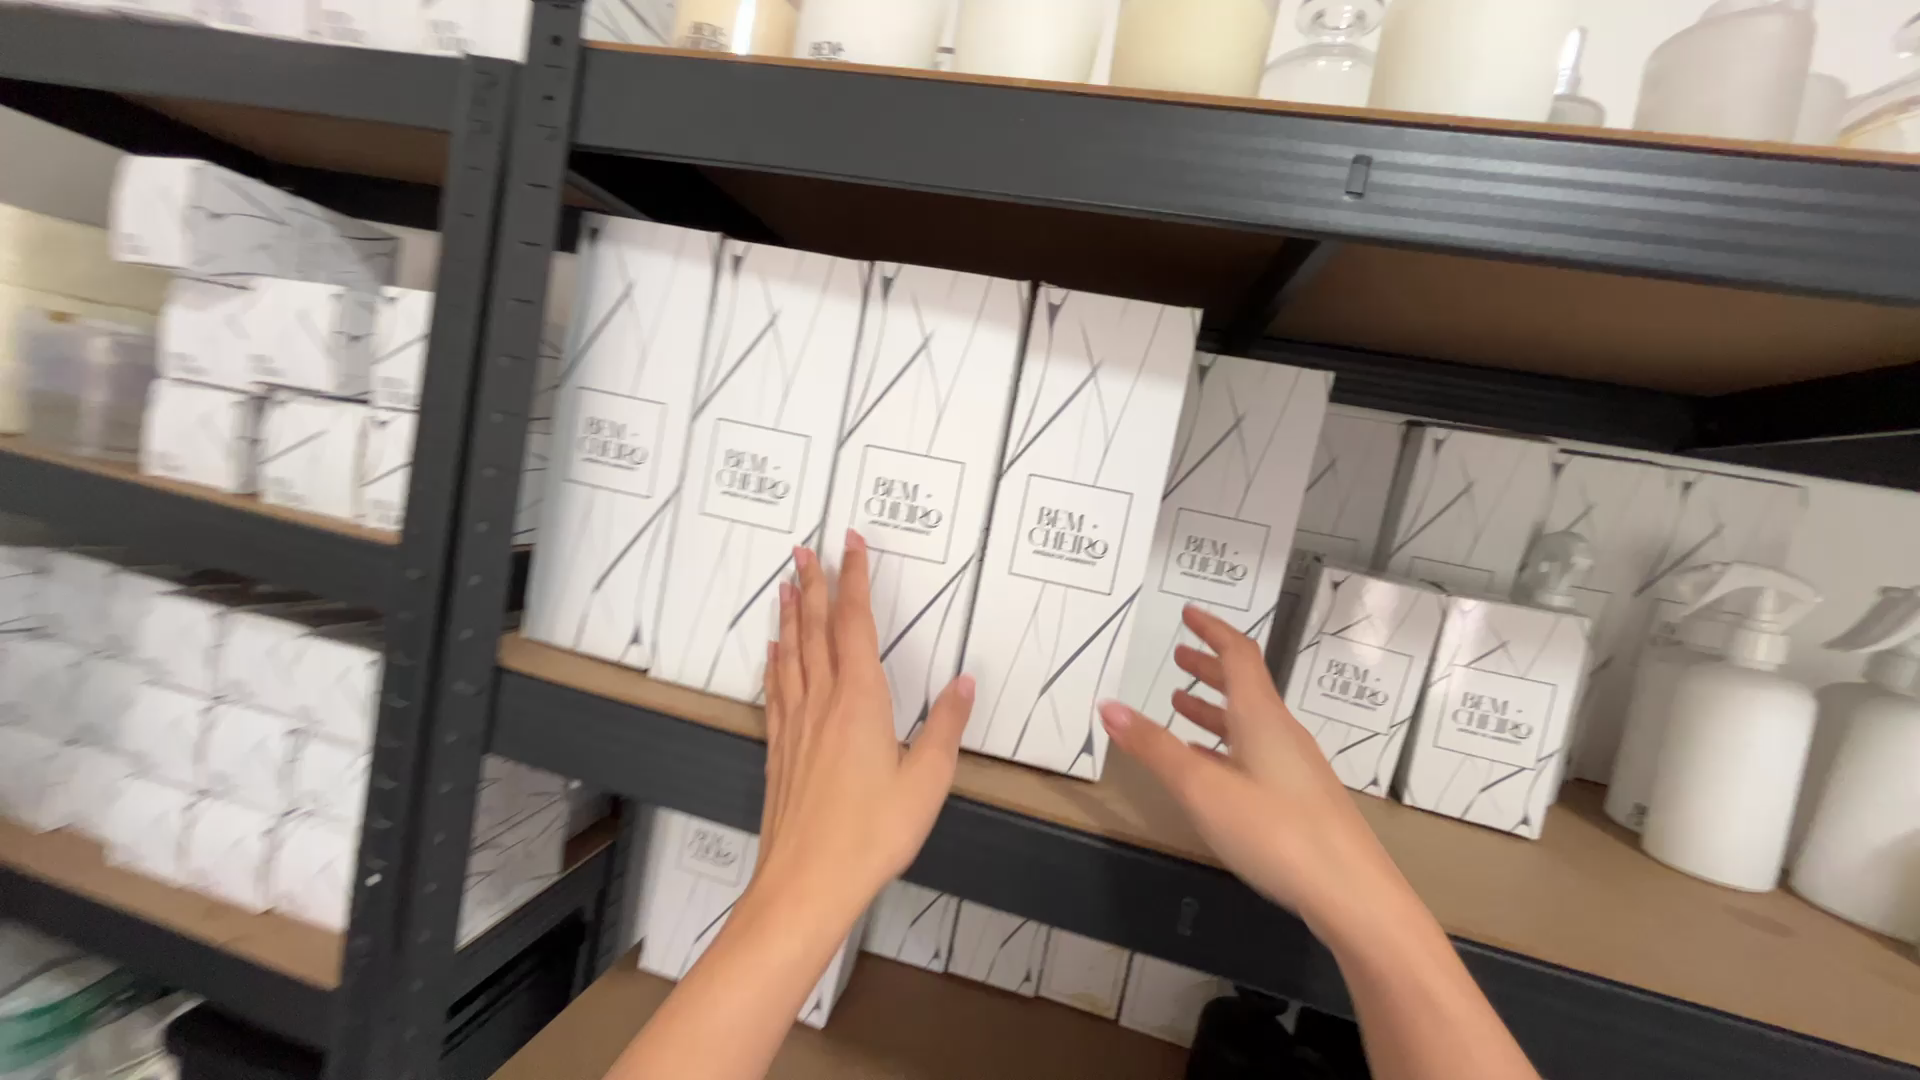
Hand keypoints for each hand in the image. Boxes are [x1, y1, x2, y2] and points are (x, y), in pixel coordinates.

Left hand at [754, 530, 974, 926]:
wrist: (804, 885)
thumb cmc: (870, 835)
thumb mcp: (926, 782)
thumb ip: (945, 727)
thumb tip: (964, 683)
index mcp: (860, 701)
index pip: (856, 624)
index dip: (855, 579)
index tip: (853, 543)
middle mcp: (823, 702)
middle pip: (817, 629)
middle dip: (815, 584)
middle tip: (806, 548)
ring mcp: (796, 724)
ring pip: (791, 653)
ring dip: (791, 614)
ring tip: (787, 583)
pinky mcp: (780, 748)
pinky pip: (777, 687)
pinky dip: (776, 659)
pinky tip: (773, 650)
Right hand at [1099, 605, 1404, 941]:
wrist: (1355, 897)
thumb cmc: (1276, 832)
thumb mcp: (1201, 787)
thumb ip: (1154, 747)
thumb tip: (1108, 706)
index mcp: (1260, 717)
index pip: (1238, 654)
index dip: (1212, 630)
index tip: (1188, 613)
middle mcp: (1281, 733)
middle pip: (1244, 686)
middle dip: (1209, 667)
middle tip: (1178, 656)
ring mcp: (1295, 767)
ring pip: (1249, 722)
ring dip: (1214, 708)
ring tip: (1180, 706)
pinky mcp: (1300, 798)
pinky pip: (1256, 753)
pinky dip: (1226, 744)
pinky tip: (1210, 766)